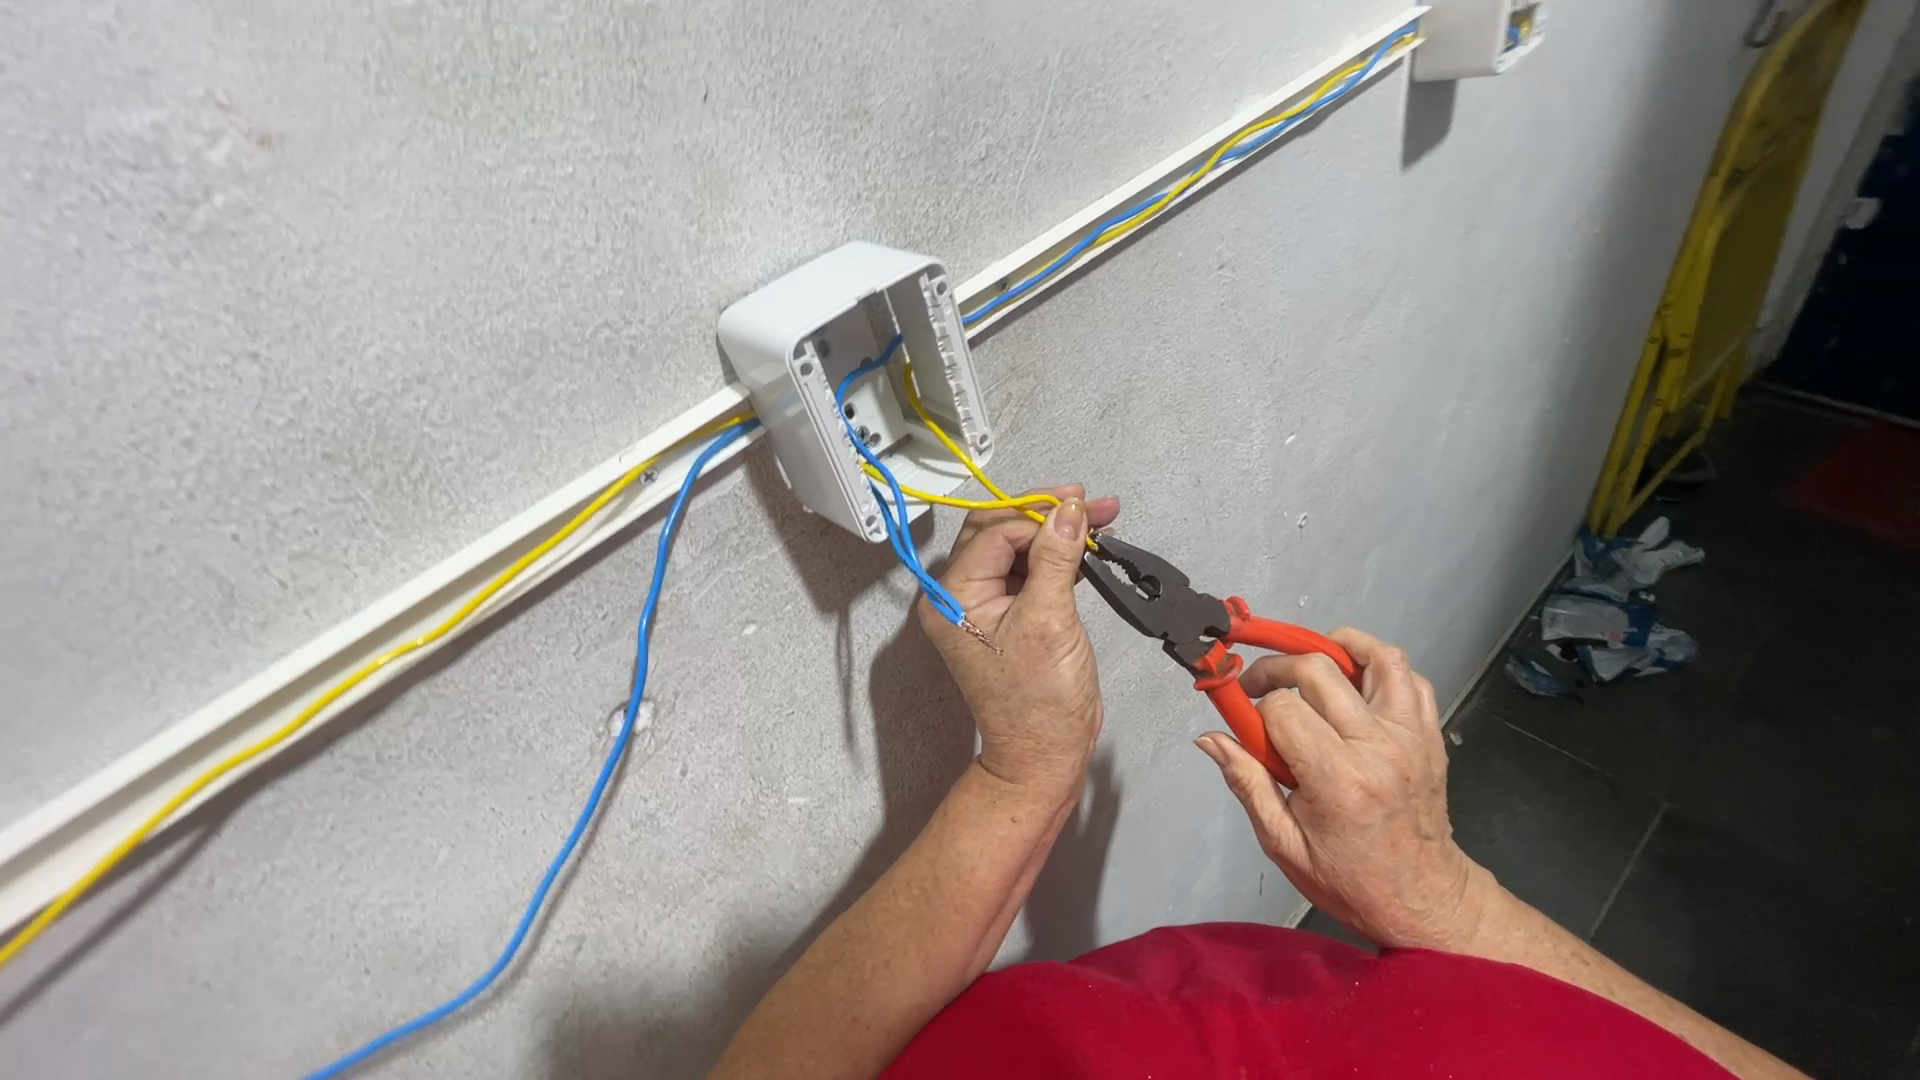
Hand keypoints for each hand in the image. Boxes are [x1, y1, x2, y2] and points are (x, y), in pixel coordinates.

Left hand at [922, 486, 1120, 803]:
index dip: (1037, 516)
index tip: (1083, 505)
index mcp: (952, 596)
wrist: (1045, 754)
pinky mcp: (1010, 615)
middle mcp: (959, 596)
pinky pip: (1027, 572)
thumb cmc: (1040, 698)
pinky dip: (1056, 558)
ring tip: (1100, 519)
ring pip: (1016, 549)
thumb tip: (1070, 507)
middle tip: (1091, 502)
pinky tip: (1086, 548)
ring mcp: (985, 606)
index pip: (994, 533)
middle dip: (1045, 514)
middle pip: (998, 533)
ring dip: (1055, 533)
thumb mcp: (1049, 620)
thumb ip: (1055, 558)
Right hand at [1193, 628, 1494, 950]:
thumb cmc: (1348, 876)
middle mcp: (1377, 748)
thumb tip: (1209, 738)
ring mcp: (1410, 737)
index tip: (1246, 721)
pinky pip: (1409, 678)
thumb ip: (1246, 782)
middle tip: (1262, 687)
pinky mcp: (1429, 736)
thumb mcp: (1282, 843)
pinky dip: (1379, 666)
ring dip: (1336, 646)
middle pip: (1319, 670)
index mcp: (1336, 778)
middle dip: (1278, 667)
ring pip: (1377, 658)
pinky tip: (1353, 682)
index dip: (1256, 707)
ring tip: (1310, 664)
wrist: (1424, 899)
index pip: (1283, 708)